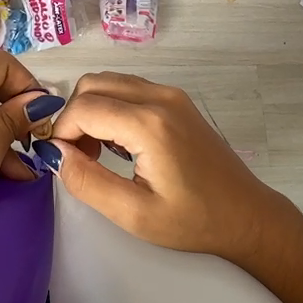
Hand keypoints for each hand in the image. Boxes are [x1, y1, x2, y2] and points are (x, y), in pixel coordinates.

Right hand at [40, 72, 299, 266]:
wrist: (246, 215)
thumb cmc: (192, 221)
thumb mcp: (134, 214)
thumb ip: (88, 182)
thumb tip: (55, 154)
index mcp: (149, 124)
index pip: (83, 107)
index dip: (62, 132)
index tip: (64, 163)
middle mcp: (159, 97)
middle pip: (92, 84)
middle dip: (74, 117)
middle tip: (79, 157)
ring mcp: (170, 93)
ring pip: (108, 81)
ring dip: (91, 110)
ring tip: (97, 153)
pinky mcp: (176, 99)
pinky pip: (128, 88)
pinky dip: (111, 107)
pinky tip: (119, 144)